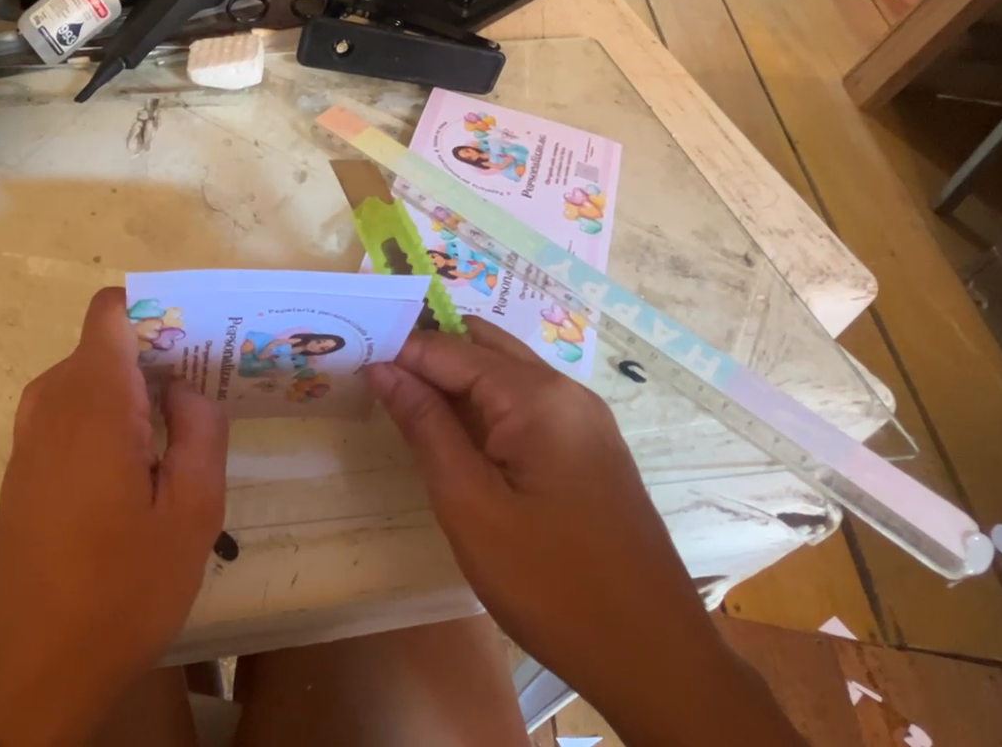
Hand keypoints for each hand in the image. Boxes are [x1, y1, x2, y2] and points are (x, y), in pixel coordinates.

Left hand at [0, 288, 229, 745]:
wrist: (29, 668)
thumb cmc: (119, 590)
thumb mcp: (191, 514)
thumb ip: (201, 431)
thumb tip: (187, 387)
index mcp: (92, 398)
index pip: (113, 309)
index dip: (158, 311)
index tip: (201, 341)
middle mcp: (52, 402)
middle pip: (107, 345)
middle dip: (159, 357)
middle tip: (211, 396)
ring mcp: (30, 435)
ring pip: (91, 381)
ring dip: (136, 395)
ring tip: (184, 436)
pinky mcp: (25, 467)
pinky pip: (71, 415)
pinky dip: (109, 421)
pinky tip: (142, 470)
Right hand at [366, 318, 803, 746]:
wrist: (652, 656)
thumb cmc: (548, 581)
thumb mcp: (468, 502)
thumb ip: (424, 425)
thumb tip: (382, 367)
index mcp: (538, 398)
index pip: (450, 347)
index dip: (397, 349)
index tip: (349, 357)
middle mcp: (566, 393)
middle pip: (481, 344)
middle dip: (424, 351)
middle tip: (371, 372)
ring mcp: (583, 420)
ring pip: (502, 372)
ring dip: (451, 377)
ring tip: (399, 400)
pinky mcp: (586, 449)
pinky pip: (522, 403)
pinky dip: (479, 403)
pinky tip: (449, 431)